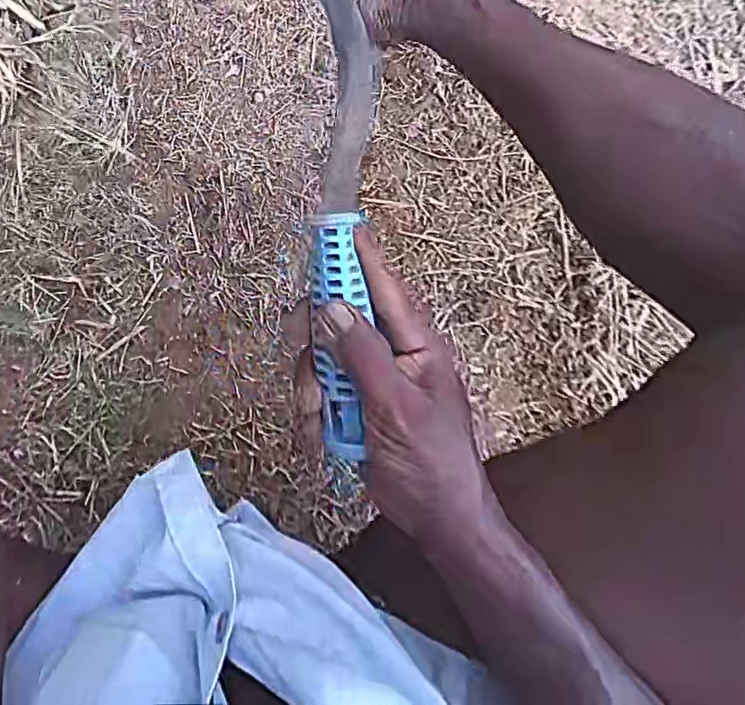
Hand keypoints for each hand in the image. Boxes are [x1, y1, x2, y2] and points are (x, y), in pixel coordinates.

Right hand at [295, 228, 491, 538]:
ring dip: (312, 384)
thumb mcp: (395, 404)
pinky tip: (321, 432)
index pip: (383, 283)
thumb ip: (362, 351)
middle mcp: (389, 348)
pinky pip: (315, 383)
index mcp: (416, 341)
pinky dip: (311, 407)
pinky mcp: (349, 396)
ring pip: (319, 351)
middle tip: (308, 356)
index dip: (357, 252)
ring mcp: (366, 373)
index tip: (330, 226)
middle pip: (337, 313)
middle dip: (316, 338)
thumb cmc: (432, 460)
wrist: (435, 517)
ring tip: (321, 414)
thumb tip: (330, 303)